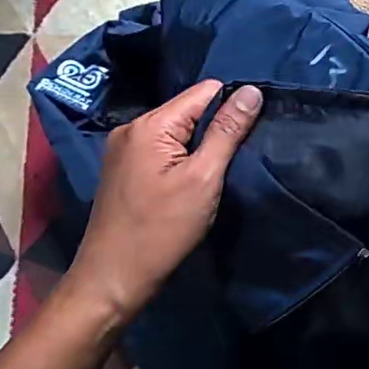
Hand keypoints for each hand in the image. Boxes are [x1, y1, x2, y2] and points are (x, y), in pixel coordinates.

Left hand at [59, 80, 262, 326]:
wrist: (113, 277)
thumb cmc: (162, 229)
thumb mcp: (203, 178)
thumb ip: (227, 131)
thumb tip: (251, 90)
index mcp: (150, 124)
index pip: (204, 91)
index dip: (233, 104)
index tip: (255, 128)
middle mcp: (132, 128)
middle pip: (189, 109)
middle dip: (217, 125)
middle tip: (243, 152)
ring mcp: (124, 149)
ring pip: (177, 130)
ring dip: (201, 144)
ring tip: (221, 168)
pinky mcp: (125, 169)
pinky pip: (163, 148)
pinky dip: (183, 157)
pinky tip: (196, 178)